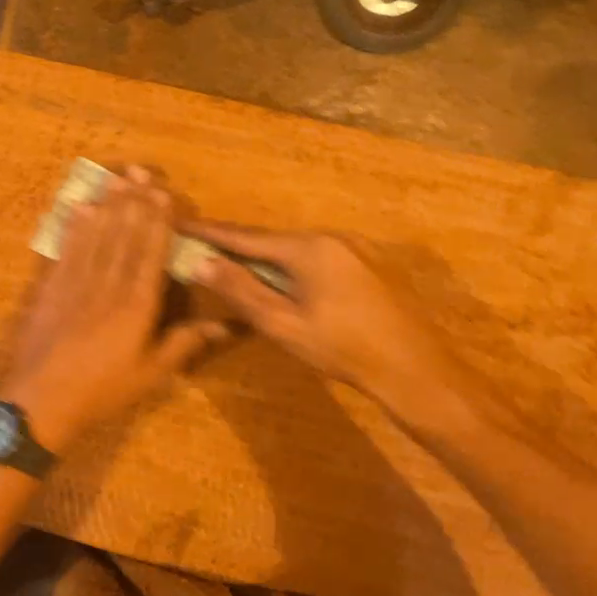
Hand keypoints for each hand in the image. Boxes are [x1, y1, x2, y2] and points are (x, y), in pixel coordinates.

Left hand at [0, 167, 229, 450]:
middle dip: (134, 202)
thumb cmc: (100, 392)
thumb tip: (225, 325)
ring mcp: (74, 284)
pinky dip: (75, 227)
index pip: (150, 253)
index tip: (165, 193)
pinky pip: (65, 250)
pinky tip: (81, 208)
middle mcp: (106, 286)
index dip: (158, 221)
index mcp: (136, 306)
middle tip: (142, 170)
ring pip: (95, 237)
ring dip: (107, 205)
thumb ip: (183, 344)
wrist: (39, 400)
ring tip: (117, 178)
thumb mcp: (149, 374)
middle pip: (123, 236)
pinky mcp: (48, 289)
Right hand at [182, 221, 470, 414]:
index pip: (244, 237)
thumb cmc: (344, 350)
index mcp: (309, 249)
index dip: (208, 233)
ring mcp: (356, 249)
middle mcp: (333, 238)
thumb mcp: (283, 324)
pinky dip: (288, 264)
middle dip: (232, 244)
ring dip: (261, 256)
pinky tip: (278, 280)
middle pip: (269, 239)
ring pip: (294, 248)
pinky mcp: (370, 264)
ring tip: (229, 264)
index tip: (178, 225)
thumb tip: (200, 263)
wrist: (418, 371)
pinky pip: (316, 257)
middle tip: (197, 245)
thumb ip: (240, 290)